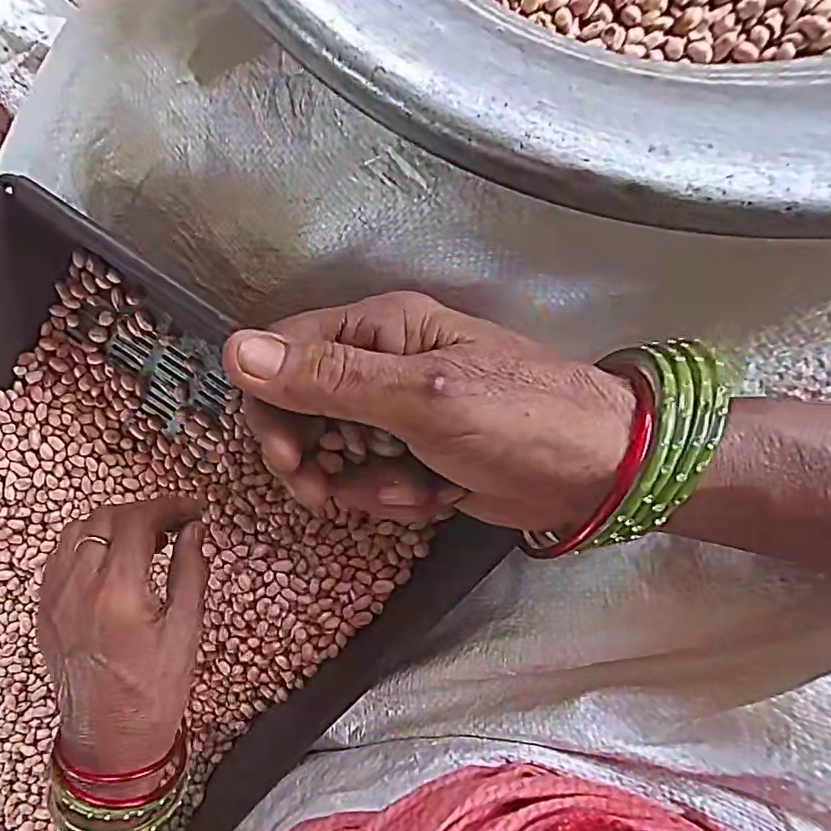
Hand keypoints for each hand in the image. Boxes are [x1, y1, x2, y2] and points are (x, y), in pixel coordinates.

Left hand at [36, 498, 205, 774]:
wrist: (109, 738)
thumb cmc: (156, 689)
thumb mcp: (187, 629)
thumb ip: (191, 570)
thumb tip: (194, 529)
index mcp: (117, 592)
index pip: (137, 521)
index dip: (169, 507)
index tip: (193, 511)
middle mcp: (77, 587)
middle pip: (105, 518)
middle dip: (144, 512)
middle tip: (174, 525)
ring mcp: (54, 597)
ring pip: (78, 531)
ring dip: (114, 524)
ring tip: (145, 541)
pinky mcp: (44, 609)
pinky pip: (62, 556)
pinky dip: (89, 543)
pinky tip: (113, 560)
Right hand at [220, 292, 635, 532]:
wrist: (593, 473)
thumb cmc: (518, 420)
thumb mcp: (421, 397)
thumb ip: (330, 379)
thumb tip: (236, 351)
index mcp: (380, 331)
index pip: (286, 355)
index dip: (271, 406)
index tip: (285, 458)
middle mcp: (381, 367)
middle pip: (302, 411)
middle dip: (313, 459)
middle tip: (328, 491)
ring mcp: (396, 417)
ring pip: (335, 456)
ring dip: (364, 485)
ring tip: (416, 489)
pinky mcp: (412, 459)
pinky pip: (370, 483)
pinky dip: (394, 499)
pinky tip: (437, 498)